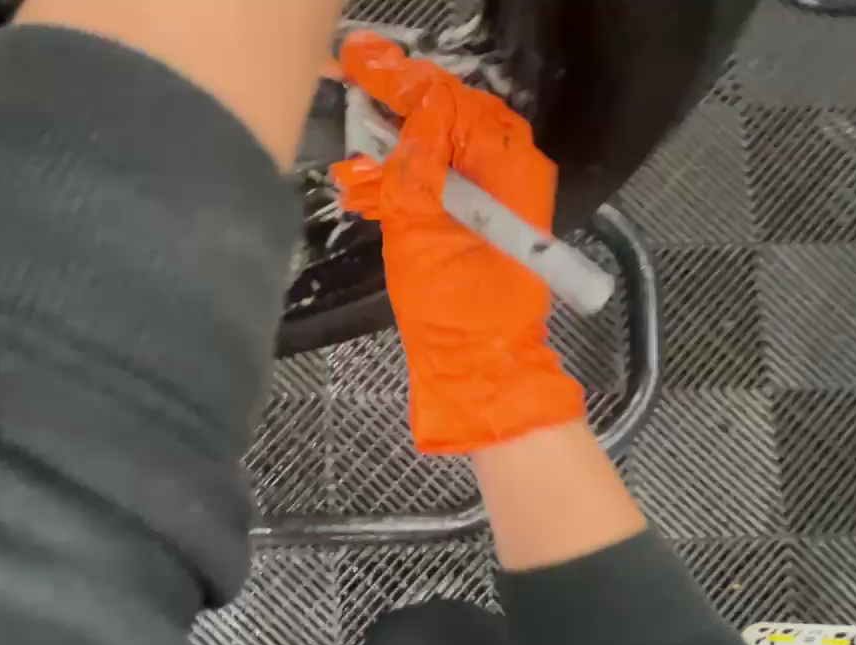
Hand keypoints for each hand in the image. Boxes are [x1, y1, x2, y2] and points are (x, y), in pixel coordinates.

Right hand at [331, 31, 585, 455]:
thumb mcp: (423, 234)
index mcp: (505, 166)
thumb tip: (410, 116)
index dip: (401, 81)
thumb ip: (416, 170)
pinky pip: (435, 191)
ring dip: (390, 160)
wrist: (475, 372)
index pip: (449, 103)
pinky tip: (365, 194)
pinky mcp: (471, 230)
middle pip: (446, 123)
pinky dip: (401, 190)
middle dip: (393, 117)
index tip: (359, 61)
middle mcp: (506, 174)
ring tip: (349, 174)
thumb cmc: (454, 311)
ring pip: (436, 158)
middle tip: (348, 102)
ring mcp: (491, 203)